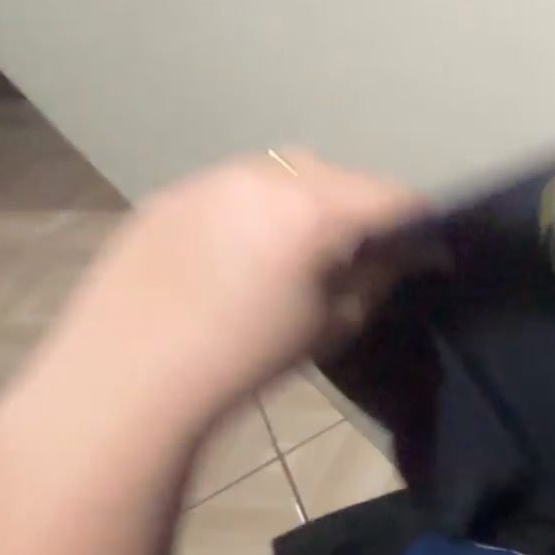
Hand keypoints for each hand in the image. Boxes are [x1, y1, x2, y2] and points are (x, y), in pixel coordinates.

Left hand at [10, 150, 422, 437]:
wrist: (124, 383)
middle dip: (369, 208)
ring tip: (306, 242)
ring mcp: (212, 180)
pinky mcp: (172, 195)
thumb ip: (384, 272)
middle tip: (367, 252)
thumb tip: (423, 251)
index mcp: (315, 209)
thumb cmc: (249, 357)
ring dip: (316, 197)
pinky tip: (248, 248)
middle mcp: (267, 178)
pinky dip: (263, 204)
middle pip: (347, 178)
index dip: (424, 222)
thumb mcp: (337, 318)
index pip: (397, 196)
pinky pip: (240, 184)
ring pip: (292, 171)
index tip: (431, 252)